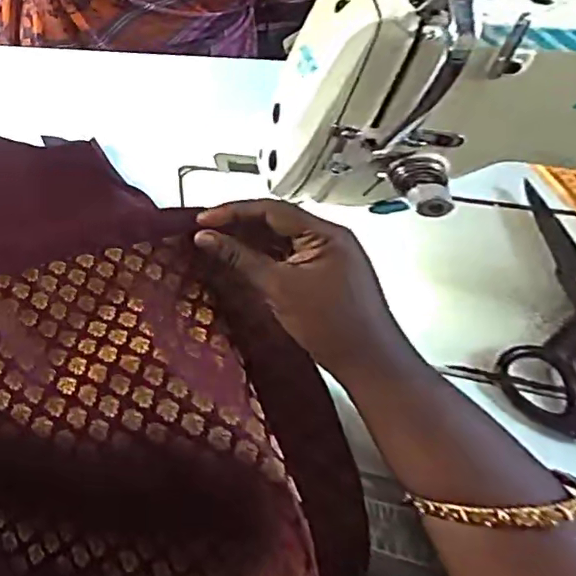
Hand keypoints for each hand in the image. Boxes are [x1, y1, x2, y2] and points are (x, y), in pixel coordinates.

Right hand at [193, 199, 418, 383]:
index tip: (204, 220)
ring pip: (277, 238)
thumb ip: (239, 257)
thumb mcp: (278, 286)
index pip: (270, 210)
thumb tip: (206, 238)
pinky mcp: (322, 273)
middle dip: (237, 225)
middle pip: (273, 220)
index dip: (231, 211)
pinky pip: (284, 254)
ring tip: (216, 245)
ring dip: (246, 240)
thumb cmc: (335, 326)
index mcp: (326, 234)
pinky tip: (238, 261)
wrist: (371, 366)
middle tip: (205, 231)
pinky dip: (259, 255)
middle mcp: (329, 239)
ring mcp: (327, 256)